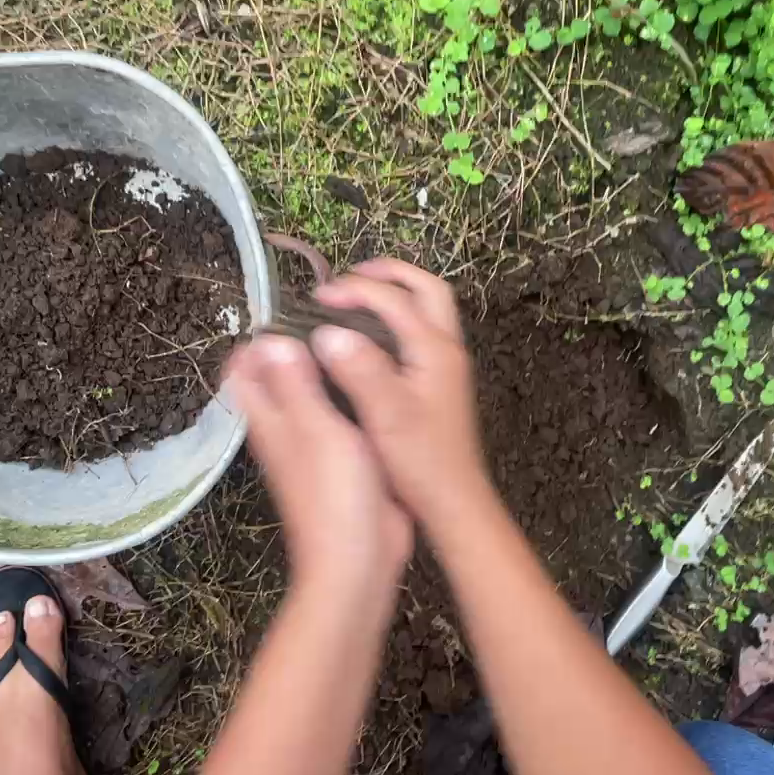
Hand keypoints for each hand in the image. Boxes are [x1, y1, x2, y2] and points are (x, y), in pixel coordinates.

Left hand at [225, 334, 411, 592]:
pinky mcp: (344, 459)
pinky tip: (372, 379)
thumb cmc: (335, 494)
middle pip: (275, 379)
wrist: (360, 559)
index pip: (242, 372)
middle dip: (293, 348)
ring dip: (323, 368)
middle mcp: (285, 430)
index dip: (256, 341)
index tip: (290, 313)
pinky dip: (347, 393)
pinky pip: (339, 415)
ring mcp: (314, 446)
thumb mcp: (316, 430)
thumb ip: (295, 385)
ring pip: (309, 394)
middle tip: (331, 318)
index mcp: (269, 421)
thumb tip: (270, 340)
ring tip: (355, 337)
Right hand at [306, 259, 495, 524]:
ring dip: (396, 292)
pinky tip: (372, 337)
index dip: (354, 290)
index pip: (394, 299)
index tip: (319, 298)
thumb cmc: (421, 461)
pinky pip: (422, 329)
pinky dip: (398, 317)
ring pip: (429, 308)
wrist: (454, 500)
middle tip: (351, 277)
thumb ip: (359, 369)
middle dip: (389, 273)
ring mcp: (447, 365)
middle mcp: (447, 349)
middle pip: (426, 288)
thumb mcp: (386, 415)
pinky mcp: (441, 381)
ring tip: (358, 296)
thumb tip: (328, 333)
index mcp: (434, 349)